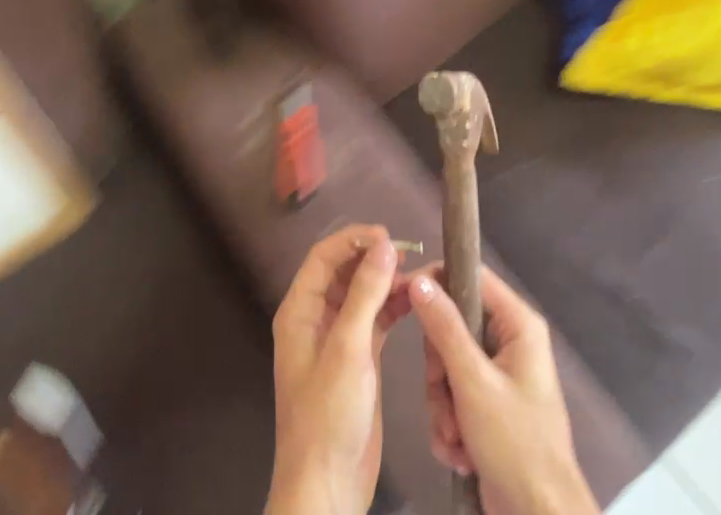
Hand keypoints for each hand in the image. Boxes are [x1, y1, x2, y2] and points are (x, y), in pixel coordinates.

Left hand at [266, 225, 410, 514]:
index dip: (354, 241)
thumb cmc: (328, 414)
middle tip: (412, 253)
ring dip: (387, 282)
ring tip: (420, 276)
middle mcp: (316, 319)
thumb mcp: (348, 349)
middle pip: (344, 273)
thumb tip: (385, 246)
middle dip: (374, 258)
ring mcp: (337, 340)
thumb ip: (366, 294)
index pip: (324, 258)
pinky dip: (393, 308)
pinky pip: (375, 320)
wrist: (328, 482)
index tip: (390, 236)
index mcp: (299, 311)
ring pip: (363, 296)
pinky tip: (417, 302)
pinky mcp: (358, 359)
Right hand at [407, 265, 597, 514]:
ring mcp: (498, 376)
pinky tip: (460, 452)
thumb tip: (418, 280)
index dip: (436, 281)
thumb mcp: (473, 382)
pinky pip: (453, 397)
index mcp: (517, 325)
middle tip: (442, 391)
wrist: (537, 513)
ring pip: (447, 366)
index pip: (470, 276)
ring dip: (442, 405)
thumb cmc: (515, 442)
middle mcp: (509, 342)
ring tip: (455, 435)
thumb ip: (444, 329)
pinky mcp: (487, 406)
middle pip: (452, 326)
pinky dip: (450, 424)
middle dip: (439, 369)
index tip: (403, 296)